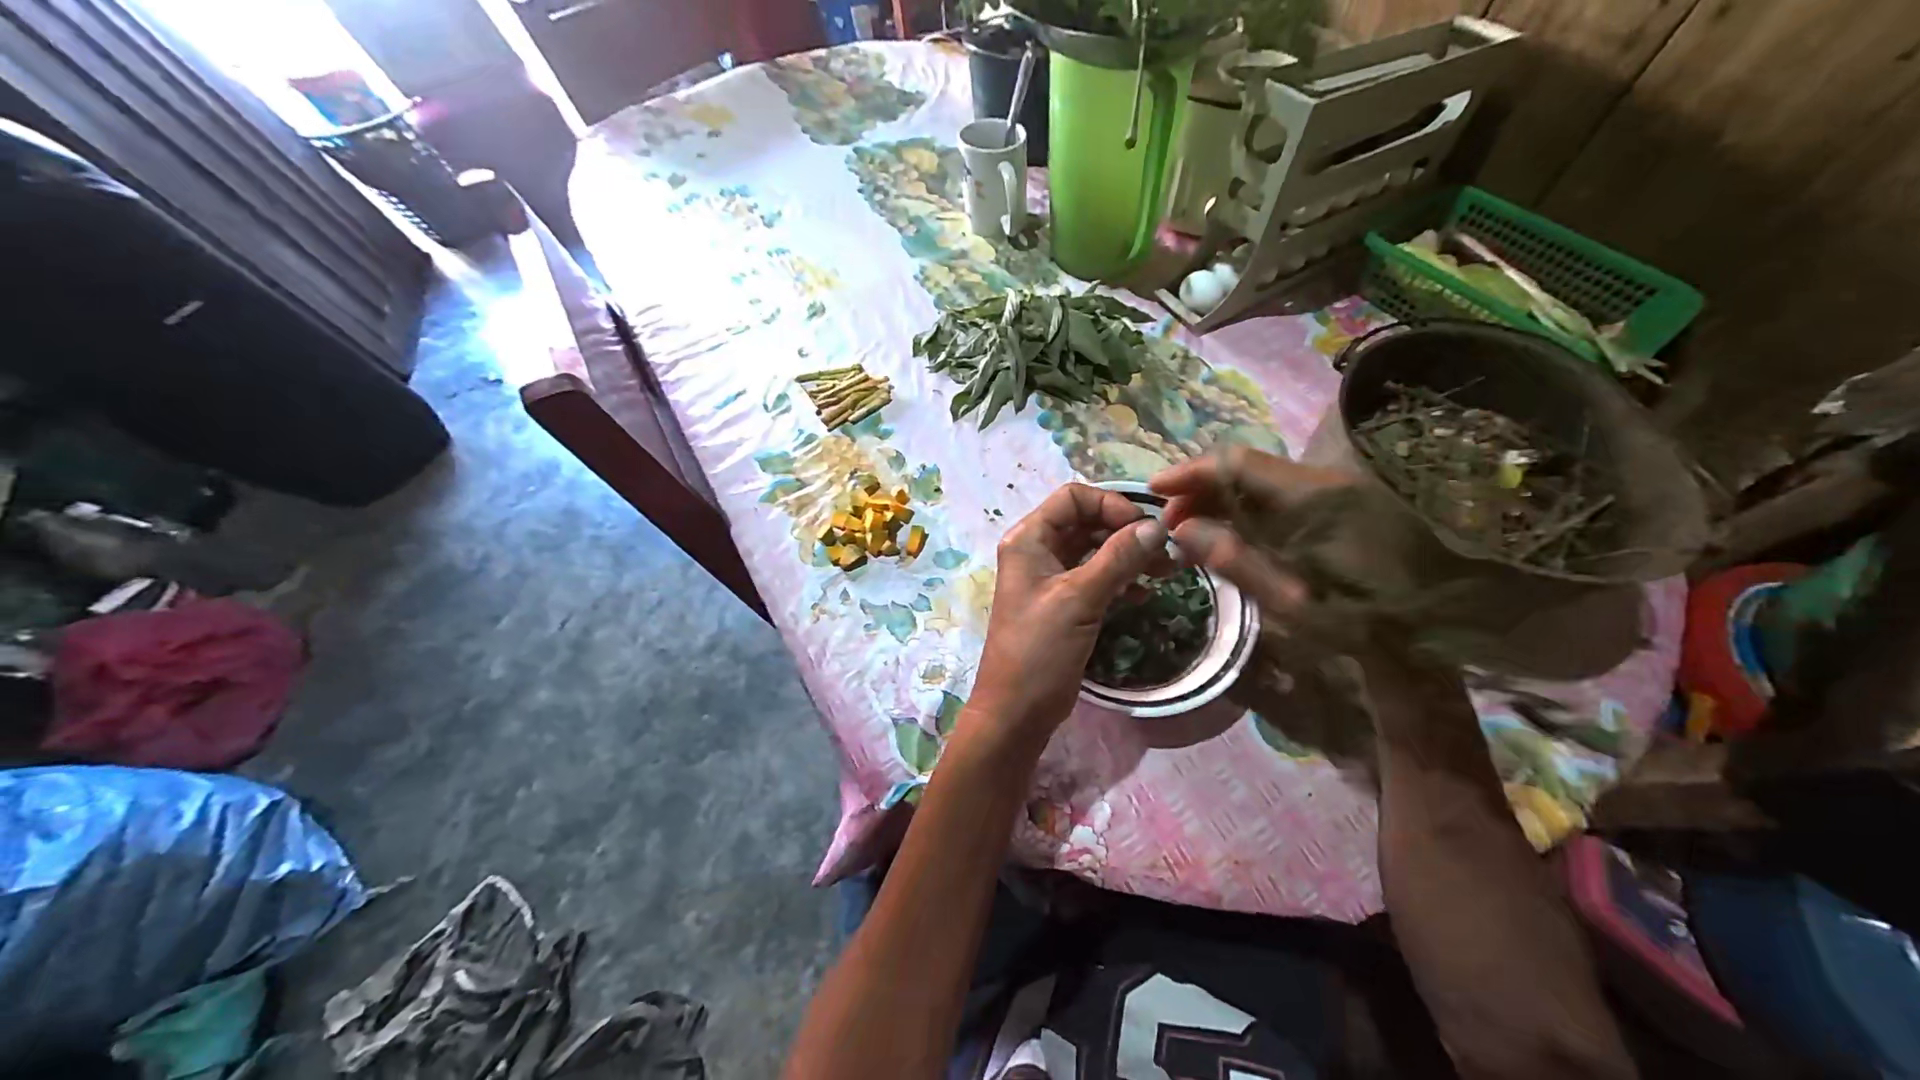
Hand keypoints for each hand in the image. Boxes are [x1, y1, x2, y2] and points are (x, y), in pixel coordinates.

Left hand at [968, 483, 1167, 746]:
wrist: (1017, 711)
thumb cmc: (1040, 651)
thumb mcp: (1080, 599)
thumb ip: (1118, 558)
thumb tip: (1157, 527)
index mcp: (1028, 539)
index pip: (1073, 498)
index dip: (1111, 505)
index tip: (1145, 528)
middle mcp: (1037, 551)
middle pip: (1087, 522)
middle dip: (1126, 532)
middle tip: (1165, 553)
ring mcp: (1051, 578)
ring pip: (1095, 550)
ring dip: (1129, 555)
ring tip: (1166, 571)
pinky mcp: (1065, 604)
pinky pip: (1097, 577)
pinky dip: (1121, 579)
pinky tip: (1144, 592)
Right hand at [1150, 445, 1354, 619]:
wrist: (1443, 626)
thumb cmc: (1366, 621)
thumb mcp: (1294, 603)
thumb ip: (1235, 562)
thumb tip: (1184, 529)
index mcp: (1311, 499)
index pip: (1236, 464)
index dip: (1191, 472)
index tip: (1156, 490)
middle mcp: (1323, 480)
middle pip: (1246, 466)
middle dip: (1201, 489)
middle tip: (1171, 523)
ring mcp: (1336, 488)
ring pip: (1262, 478)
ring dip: (1222, 498)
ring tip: (1192, 529)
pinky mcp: (1342, 501)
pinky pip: (1281, 492)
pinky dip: (1247, 506)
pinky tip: (1231, 532)